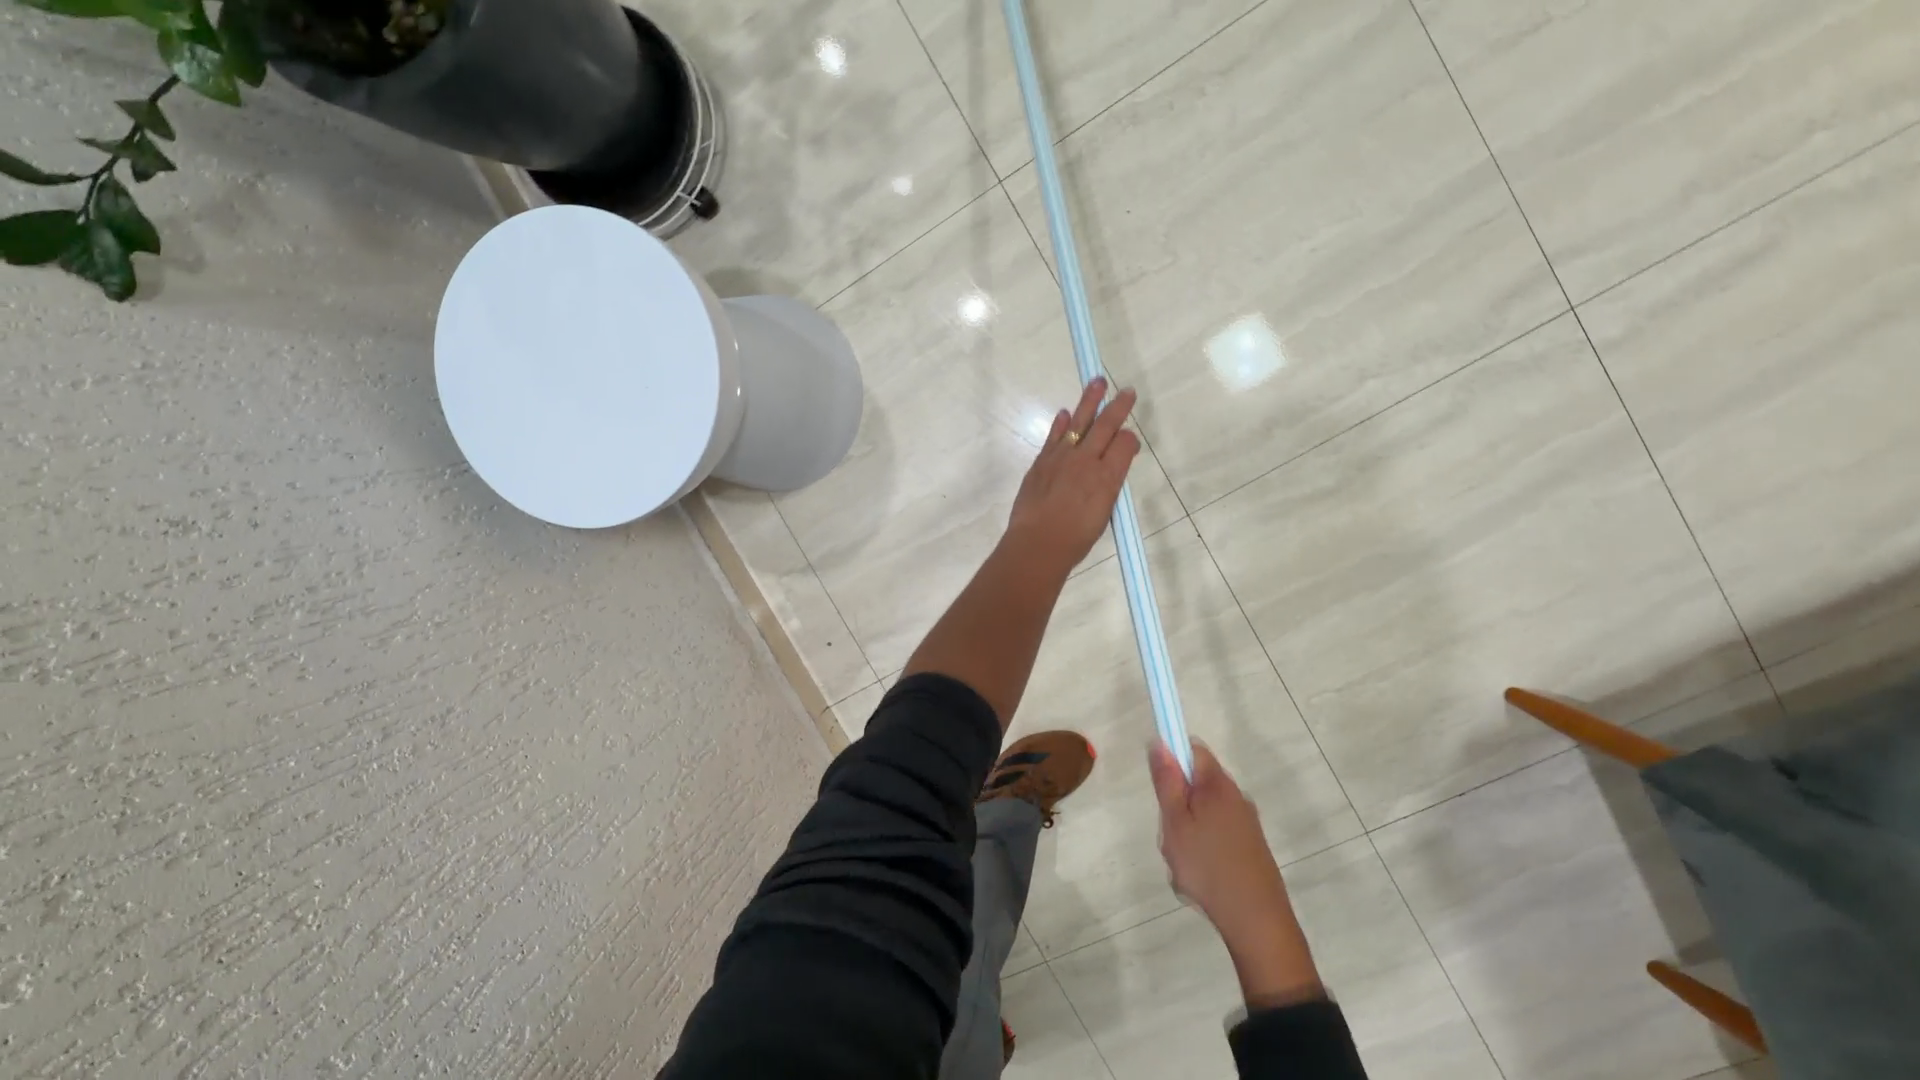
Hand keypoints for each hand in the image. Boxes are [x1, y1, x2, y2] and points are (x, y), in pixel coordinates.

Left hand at [1006, 377, 1139, 572]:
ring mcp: (1062, 458)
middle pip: (1106, 425)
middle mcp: (1087, 460)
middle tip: (1127, 391)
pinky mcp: (1041, 462)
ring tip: (1097, 382)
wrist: (1038, 543)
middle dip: (1118, 406)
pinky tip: (1064, 413)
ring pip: (1078, 422)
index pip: (1125, 444)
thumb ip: (1108, 488)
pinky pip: (1054, 436)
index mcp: (1108, 477)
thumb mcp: (1103, 515)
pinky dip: (1061, 424)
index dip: (1130, 440)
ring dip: (1089, 400)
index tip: (1130, 444)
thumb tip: (1109, 471)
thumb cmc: (1075, 539)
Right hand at [1150, 741, 1323, 1005]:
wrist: (1255, 918)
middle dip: (1177, 803)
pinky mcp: (1252, 846)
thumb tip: (1160, 741)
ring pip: (1205, 812)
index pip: (1192, 749)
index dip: (1172, 760)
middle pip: (1197, 783)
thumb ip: (1166, 781)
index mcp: (1217, 785)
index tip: (1161, 789)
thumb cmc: (1207, 866)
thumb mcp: (1175, 822)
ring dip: (1188, 829)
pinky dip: (1204, 847)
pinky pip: (1218, 833)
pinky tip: (1200, 873)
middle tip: (1169, 833)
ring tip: (1183, 861)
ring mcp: (1246, 822)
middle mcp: (1236, 796)